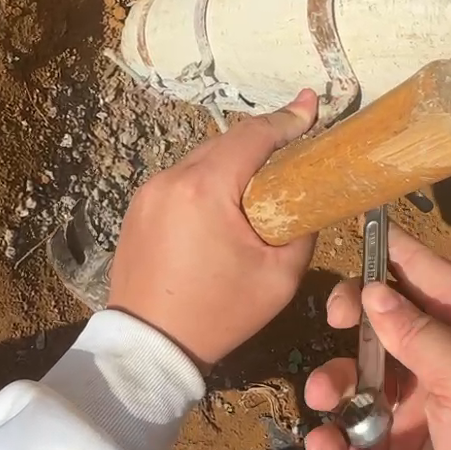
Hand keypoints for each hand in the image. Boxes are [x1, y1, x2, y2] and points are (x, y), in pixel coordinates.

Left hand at [108, 90, 317, 367]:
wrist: (148, 345)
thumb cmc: (218, 313)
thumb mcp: (279, 277)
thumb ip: (300, 227)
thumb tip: (305, 201)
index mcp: (205, 188)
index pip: (252, 136)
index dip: (287, 119)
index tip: (312, 104)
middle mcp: (171, 177)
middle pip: (225, 142)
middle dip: (263, 139)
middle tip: (297, 139)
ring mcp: (149, 190)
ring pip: (201, 159)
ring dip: (234, 161)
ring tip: (265, 175)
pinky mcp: (138, 206)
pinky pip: (182, 179)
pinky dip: (208, 179)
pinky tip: (226, 200)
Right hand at [304, 230, 450, 449]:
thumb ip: (419, 333)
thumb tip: (371, 290)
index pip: (431, 278)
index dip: (395, 254)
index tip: (357, 231)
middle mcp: (444, 364)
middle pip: (384, 323)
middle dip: (353, 317)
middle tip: (332, 320)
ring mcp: (417, 410)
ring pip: (360, 377)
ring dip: (334, 383)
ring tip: (320, 398)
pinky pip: (355, 435)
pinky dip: (335, 439)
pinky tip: (326, 448)